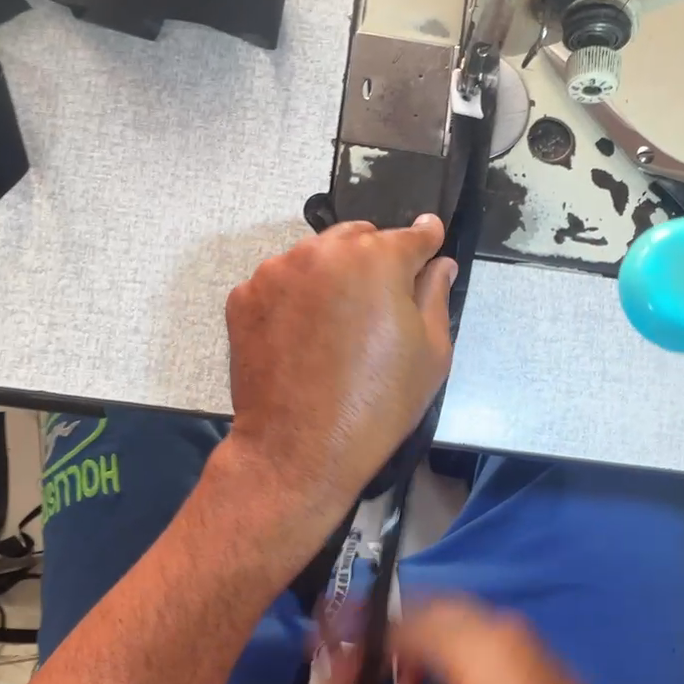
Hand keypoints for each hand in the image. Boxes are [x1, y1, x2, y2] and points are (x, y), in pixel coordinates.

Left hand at [222, 215, 456, 516]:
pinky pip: (280, 284)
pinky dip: (294, 299)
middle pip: (358, 240)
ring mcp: (276, 272)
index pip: (412, 234)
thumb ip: (435, 296)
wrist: (299, 449)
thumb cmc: (378, 404)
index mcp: (377, 259)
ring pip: (315, 259)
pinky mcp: (244, 297)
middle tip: (380, 306)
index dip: (426, 240)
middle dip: (374, 261)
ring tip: (337, 328)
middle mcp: (323, 251)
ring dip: (331, 277)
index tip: (430, 240)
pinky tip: (304, 338)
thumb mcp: (430, 353)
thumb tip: (439, 265)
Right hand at [308, 598, 642, 683]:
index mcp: (477, 645)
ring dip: (405, 645)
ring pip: (443, 622)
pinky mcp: (525, 657)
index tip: (322, 662)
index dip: (353, 637)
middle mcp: (497, 627)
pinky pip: (466, 636)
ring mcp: (516, 639)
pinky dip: (433, 652)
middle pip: (419, 611)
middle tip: (346, 670)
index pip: (396, 620)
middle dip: (377, 635)